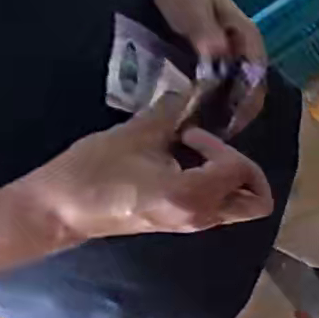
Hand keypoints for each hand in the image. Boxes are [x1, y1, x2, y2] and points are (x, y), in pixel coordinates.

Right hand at [11, 89, 274, 243]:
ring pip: (243, 205)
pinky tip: (186, 166)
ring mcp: (200, 224)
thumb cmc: (91, 173)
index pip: (239, 170)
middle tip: (214, 150)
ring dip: (233, 178)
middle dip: (248, 171)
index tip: (189, 135)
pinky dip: (220, 186)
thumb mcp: (132, 136)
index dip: (220, 147)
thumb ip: (168, 115)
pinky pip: (223, 206)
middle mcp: (206, 216)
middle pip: (258, 200)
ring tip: (197, 156)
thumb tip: (189, 93)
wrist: (60, 211)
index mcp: (194, 196)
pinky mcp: (190, 223)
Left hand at [150, 0, 267, 136]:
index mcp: (251, 44)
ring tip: (202, 127)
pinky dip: (209, 98)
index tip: (225, 129)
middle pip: (248, 94)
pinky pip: (217, 84)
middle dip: (232, 115)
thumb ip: (206, 35)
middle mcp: (246, 54)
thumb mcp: (191, 6)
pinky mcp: (211, 56)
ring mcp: (230, 56)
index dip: (244, 110)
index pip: (256, 87)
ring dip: (220, 109)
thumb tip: (217, 63)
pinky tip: (194, 108)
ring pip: (233, 91)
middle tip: (211, 135)